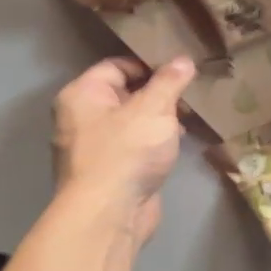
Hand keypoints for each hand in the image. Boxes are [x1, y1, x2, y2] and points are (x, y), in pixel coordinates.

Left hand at [53, 56, 195, 243]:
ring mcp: (92, 144)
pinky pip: (133, 143)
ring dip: (160, 118)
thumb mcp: (155, 108)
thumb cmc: (127, 151)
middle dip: (159, 93)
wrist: (109, 211)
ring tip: (190, 119)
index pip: (117, 65)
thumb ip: (170, 81)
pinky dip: (154, 140)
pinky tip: (178, 143)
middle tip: (191, 94)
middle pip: (124, 92)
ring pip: (131, 119)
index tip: (182, 70)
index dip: (149, 64)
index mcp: (82, 95)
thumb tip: (183, 59)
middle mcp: (80, 116)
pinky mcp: (108, 167)